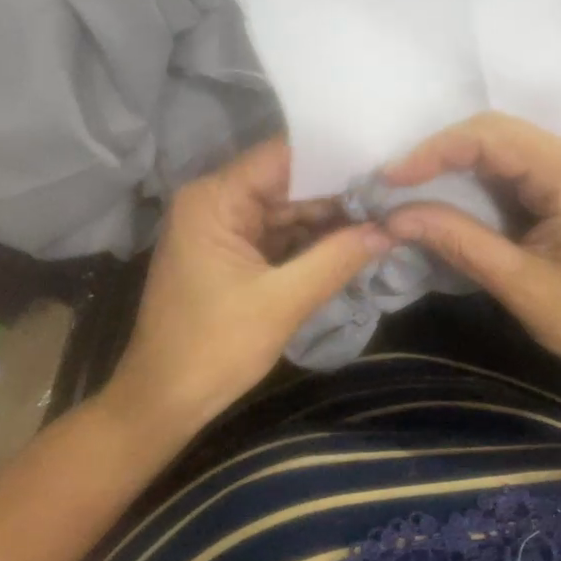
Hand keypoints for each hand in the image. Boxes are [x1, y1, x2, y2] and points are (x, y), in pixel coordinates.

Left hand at [101, 139, 390, 437]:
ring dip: (329, 221)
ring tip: (387, 218)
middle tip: (397, 197)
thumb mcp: (283, 302)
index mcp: (214, 200)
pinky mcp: (229, 257)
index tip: (386, 163)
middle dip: (339, 194)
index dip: (335, 159)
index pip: (283, 158)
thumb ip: (336, 259)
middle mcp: (214, 203)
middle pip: (287, 184)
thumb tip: (389, 230)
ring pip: (286, 213)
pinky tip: (354, 244)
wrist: (164, 402)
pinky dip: (310, 244)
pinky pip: (277, 239)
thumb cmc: (214, 348)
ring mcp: (221, 231)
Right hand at [383, 113, 560, 389]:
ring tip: (409, 192)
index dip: (433, 152)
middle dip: (440, 157)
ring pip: (504, 150)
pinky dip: (480, 183)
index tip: (387, 180)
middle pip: (496, 134)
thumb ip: (459, 241)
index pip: (491, 138)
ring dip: (456, 168)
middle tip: (391, 187)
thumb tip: (394, 216)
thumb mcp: (519, 283)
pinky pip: (518, 171)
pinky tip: (449, 200)